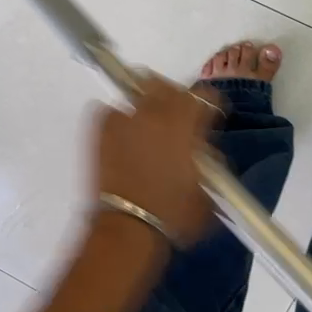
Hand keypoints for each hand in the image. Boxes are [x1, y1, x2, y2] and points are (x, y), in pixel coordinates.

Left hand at [91, 73, 219, 247]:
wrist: (128, 226)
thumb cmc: (173, 214)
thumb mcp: (207, 191)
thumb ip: (209, 161)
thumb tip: (204, 151)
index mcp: (187, 124)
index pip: (204, 95)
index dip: (206, 105)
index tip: (205, 118)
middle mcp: (157, 112)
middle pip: (167, 85)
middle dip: (173, 97)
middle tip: (173, 117)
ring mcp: (126, 115)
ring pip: (139, 92)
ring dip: (145, 105)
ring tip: (145, 126)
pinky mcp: (101, 124)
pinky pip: (112, 110)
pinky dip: (118, 118)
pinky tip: (122, 136)